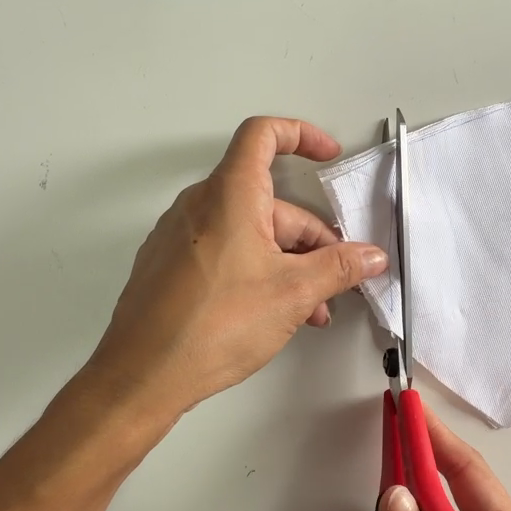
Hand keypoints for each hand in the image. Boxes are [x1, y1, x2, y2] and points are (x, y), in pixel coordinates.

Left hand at [77, 117, 387, 420]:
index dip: (301, 134)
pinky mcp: (170, 265)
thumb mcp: (293, 293)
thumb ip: (339, 267)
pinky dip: (256, 269)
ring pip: (248, 230)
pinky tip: (274, 312)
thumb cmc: (210, 327)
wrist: (142, 376)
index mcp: (229, 194)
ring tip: (310, 307)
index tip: (327, 152)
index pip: (263, 134)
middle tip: (336, 274)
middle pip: (268, 199)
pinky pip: (224, 251)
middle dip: (309, 235)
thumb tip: (369, 256)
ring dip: (287, 260)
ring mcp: (180, 235)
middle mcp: (200, 205)